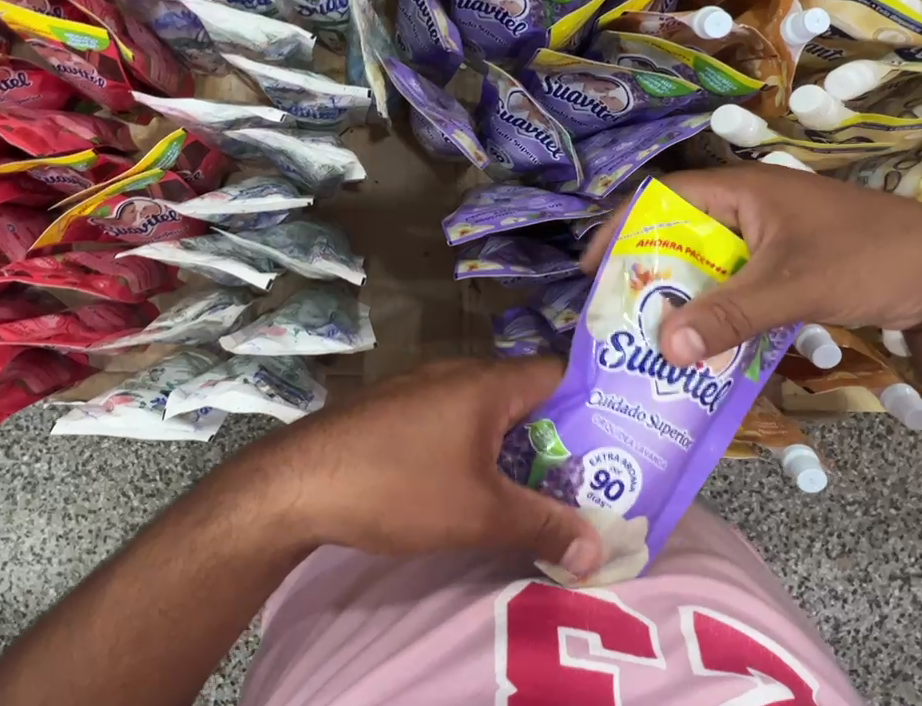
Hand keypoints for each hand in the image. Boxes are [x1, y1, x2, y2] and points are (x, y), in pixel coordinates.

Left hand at [222, 357, 602, 578]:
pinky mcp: (395, 411)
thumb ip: (544, 526)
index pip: (558, 375)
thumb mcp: (481, 514)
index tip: (622, 442)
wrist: (300, 481)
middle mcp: (456, 373)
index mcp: (487, 383)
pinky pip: (453, 422)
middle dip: (557, 438)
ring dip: (514, 448)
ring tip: (541, 492)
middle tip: (589, 482)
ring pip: (486, 412)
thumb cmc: (400, 486)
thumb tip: (599, 548)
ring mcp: (421, 389)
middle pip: (524, 396)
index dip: (594, 404)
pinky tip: (477, 487)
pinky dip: (475, 449)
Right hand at [581, 165, 921, 365]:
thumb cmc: (871, 260)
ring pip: (711, 258)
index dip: (623, 227)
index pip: (663, 196)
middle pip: (682, 230)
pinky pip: (739, 277)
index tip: (596, 267)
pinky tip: (709, 336)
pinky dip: (719, 303)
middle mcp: (754, 204)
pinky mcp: (794, 259)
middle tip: (623, 307)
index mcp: (746, 189)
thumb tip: (663, 348)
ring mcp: (776, 233)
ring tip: (656, 327)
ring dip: (686, 290)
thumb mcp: (791, 288)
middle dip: (650, 268)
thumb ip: (726, 317)